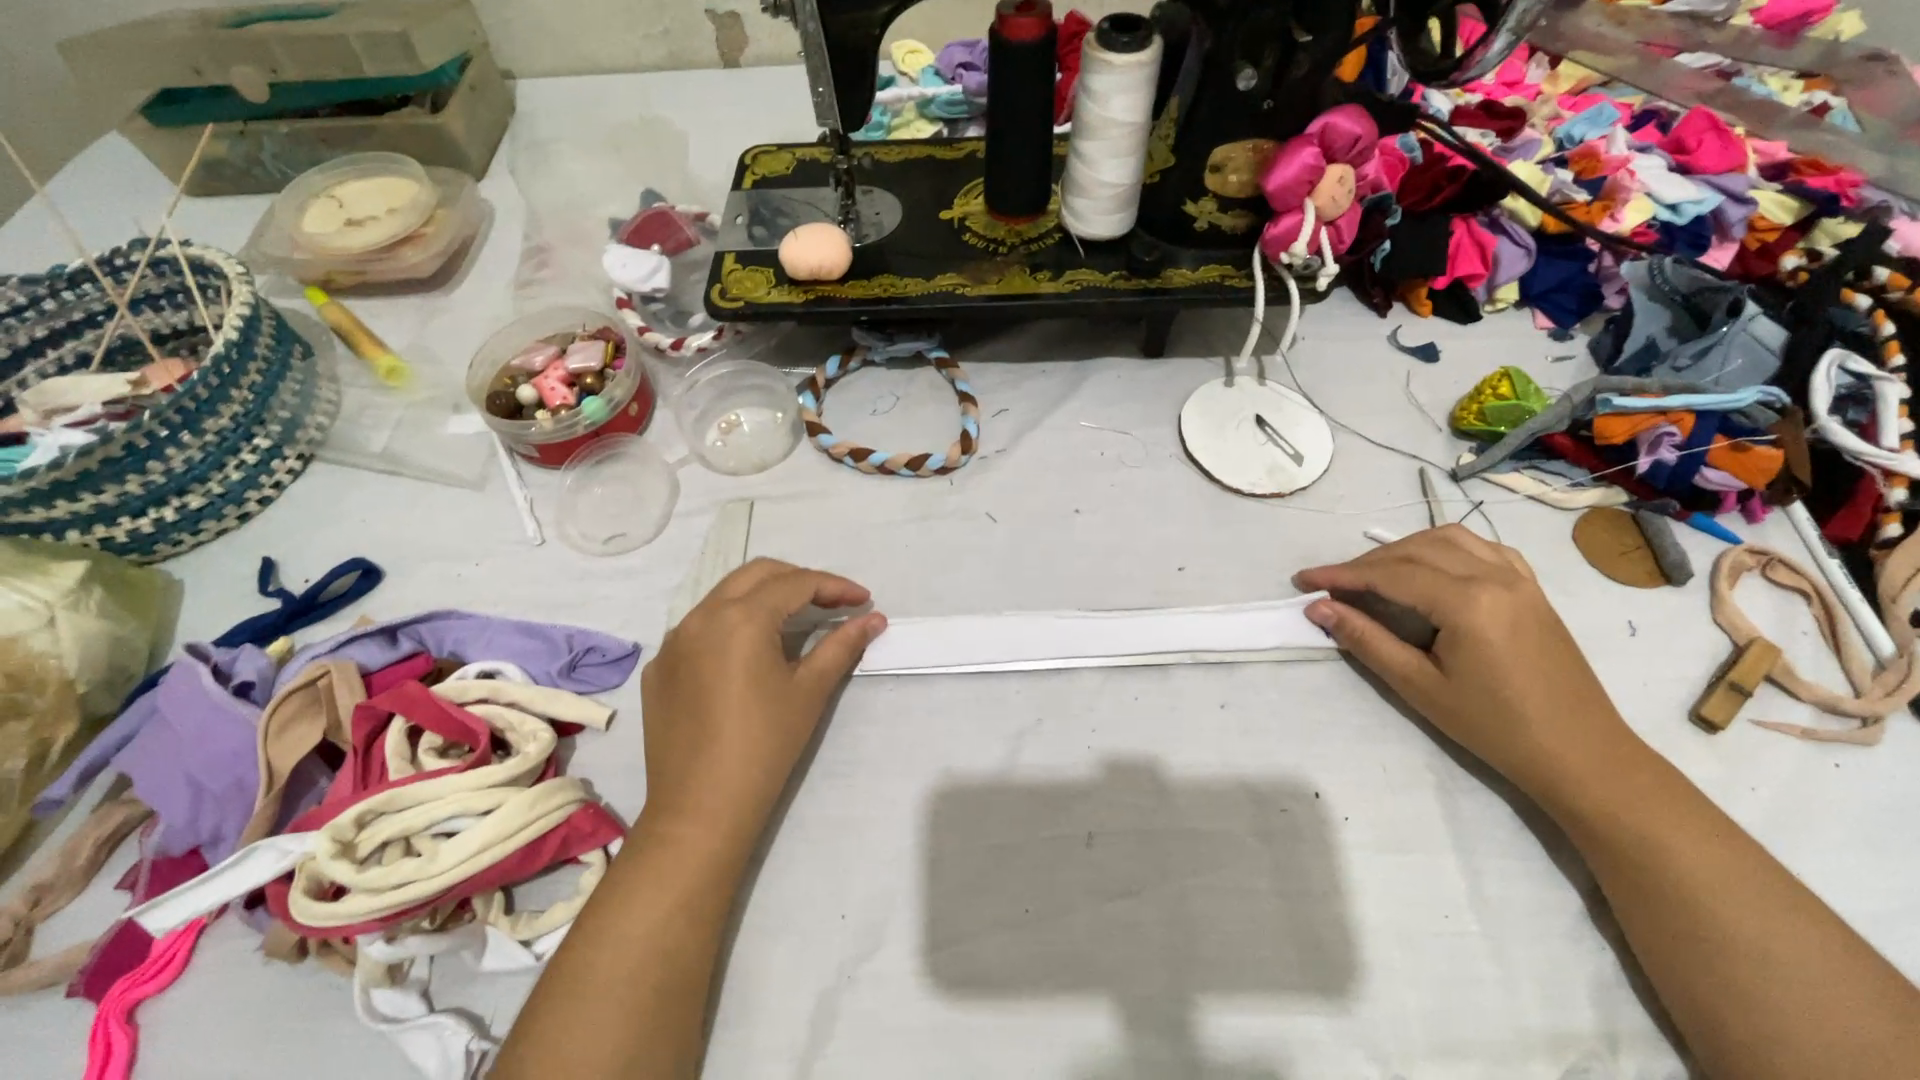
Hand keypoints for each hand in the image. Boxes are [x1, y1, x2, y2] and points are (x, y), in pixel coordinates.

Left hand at [638, 559, 886, 846]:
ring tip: (796, 623)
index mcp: (740, 618)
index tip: (864, 601)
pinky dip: (731, 627)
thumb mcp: (809, 692)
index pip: (795, 583)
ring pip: (723, 597)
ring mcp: (673, 642)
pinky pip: (699, 630)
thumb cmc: (764, 746)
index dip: (834, 587)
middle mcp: (700, 616)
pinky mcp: (660, 669)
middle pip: (756, 575)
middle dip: (798, 580)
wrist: (700, 808)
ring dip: (763, 599)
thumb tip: (874, 619)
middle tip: (833, 603)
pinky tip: (749, 657)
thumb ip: (841, 646)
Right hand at [1293, 526, 1640, 803]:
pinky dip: (1444, 548)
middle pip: (1415, 550)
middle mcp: (1494, 575)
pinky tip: (1428, 567)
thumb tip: (1320, 609)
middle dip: (1366, 562)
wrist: (1578, 751)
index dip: (1341, 575)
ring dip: (1403, 549)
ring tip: (1371, 574)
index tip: (1302, 581)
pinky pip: (1482, 548)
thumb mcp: (1419, 686)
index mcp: (1467, 601)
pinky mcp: (1531, 589)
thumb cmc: (1494, 726)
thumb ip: (1367, 640)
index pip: (1390, 574)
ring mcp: (1518, 578)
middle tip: (1329, 585)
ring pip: (1448, 539)